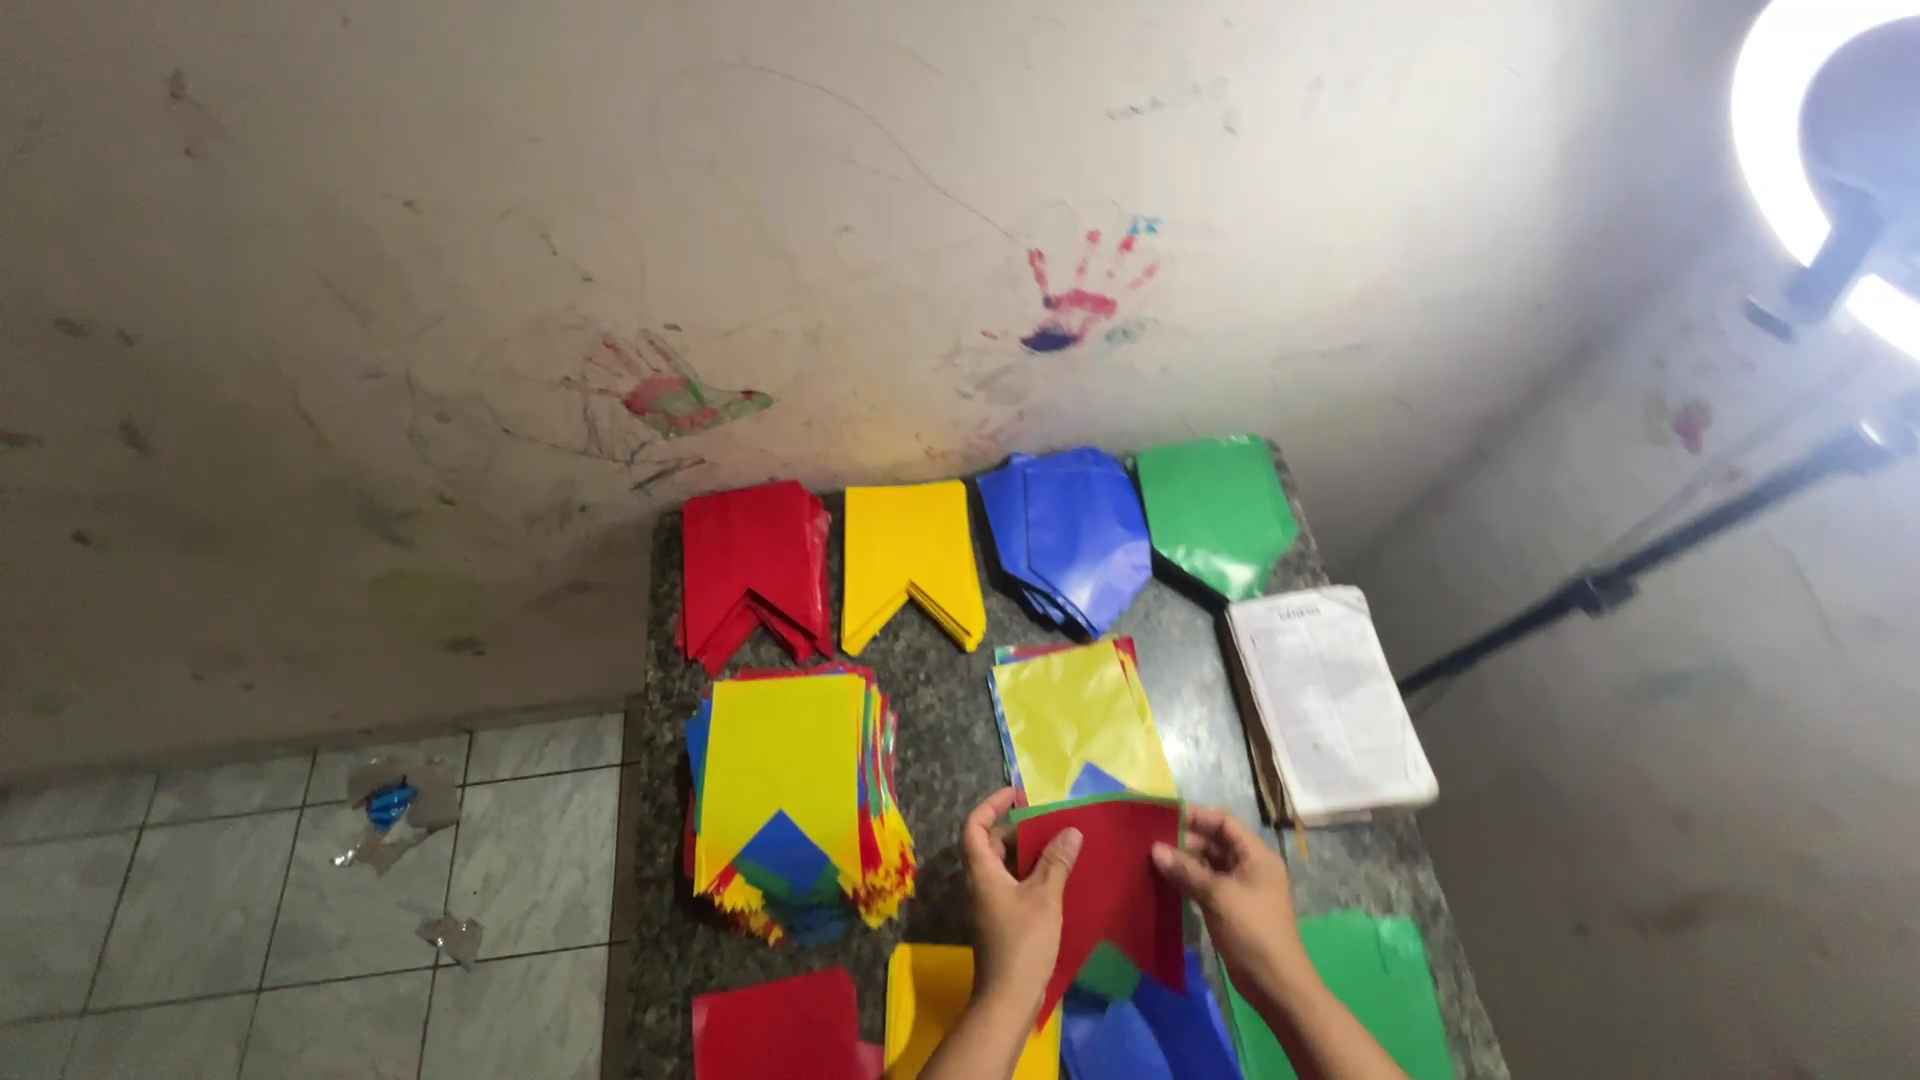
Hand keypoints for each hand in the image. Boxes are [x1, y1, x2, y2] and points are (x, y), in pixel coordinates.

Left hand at [960, 787, 1082, 1022]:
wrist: (1008, 998)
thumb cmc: (1022, 943)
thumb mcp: (1044, 897)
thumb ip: (1056, 862)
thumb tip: (1071, 830)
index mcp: (980, 871)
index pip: (974, 825)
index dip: (991, 804)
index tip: (1016, 794)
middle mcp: (977, 882)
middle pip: (987, 842)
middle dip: (1013, 826)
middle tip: (1044, 820)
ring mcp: (986, 902)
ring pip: (999, 864)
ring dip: (1022, 851)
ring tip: (1054, 844)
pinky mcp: (997, 918)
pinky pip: (1008, 882)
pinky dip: (1026, 872)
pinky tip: (1053, 876)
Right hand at [1151, 805, 1307, 986]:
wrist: (1275, 984)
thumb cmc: (1252, 931)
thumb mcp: (1217, 896)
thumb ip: (1186, 870)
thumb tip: (1155, 848)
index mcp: (1256, 855)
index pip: (1224, 822)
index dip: (1197, 816)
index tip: (1166, 817)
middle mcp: (1250, 866)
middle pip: (1215, 842)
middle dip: (1186, 840)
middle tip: (1153, 841)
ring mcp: (1241, 888)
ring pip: (1209, 864)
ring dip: (1185, 861)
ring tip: (1154, 859)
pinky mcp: (1231, 907)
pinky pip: (1207, 884)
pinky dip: (1189, 880)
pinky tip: (1166, 881)